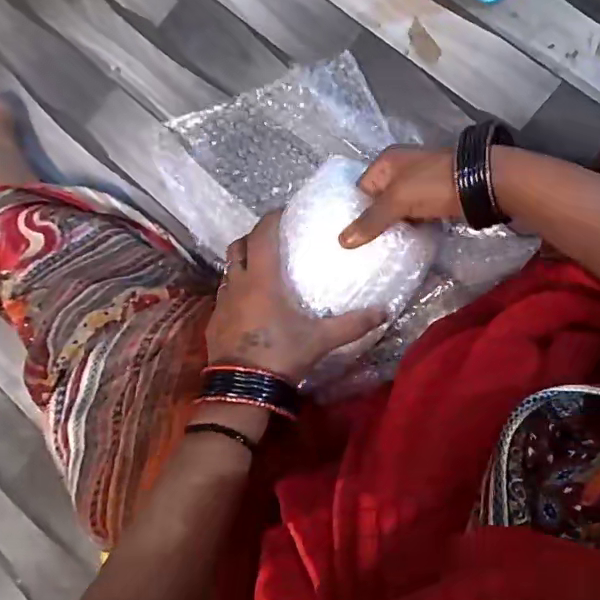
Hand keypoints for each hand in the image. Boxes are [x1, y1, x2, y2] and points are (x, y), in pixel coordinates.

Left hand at [207, 212, 386, 378]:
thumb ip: (353, 324)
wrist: (243, 388)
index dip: (271, 219)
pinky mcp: (213, 321)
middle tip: (271, 239)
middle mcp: (238, 283)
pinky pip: (224, 295)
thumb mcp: (322, 339)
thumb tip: (385, 312)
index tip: (284, 212)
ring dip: (241, 263)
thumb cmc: (282, 354)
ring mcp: (222, 302)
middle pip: (238, 246)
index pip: (262, 235)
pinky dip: (236, 290)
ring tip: (261, 270)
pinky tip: (249, 304)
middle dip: (252, 237)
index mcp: (263, 279)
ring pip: (228, 270)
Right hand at [337, 145, 460, 248]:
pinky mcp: (436, 199)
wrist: (480, 183)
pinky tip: (406, 244)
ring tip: (383, 250)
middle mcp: (401, 170)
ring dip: (395, 227)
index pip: (361, 189)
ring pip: (399, 210)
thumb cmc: (432, 185)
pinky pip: (416, 217)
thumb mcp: (398, 200)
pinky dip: (411, 229)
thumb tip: (342, 241)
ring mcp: (420, 185)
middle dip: (375, 222)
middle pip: (380, 201)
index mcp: (387, 162)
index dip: (356, 211)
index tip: (352, 236)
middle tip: (366, 247)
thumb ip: (371, 220)